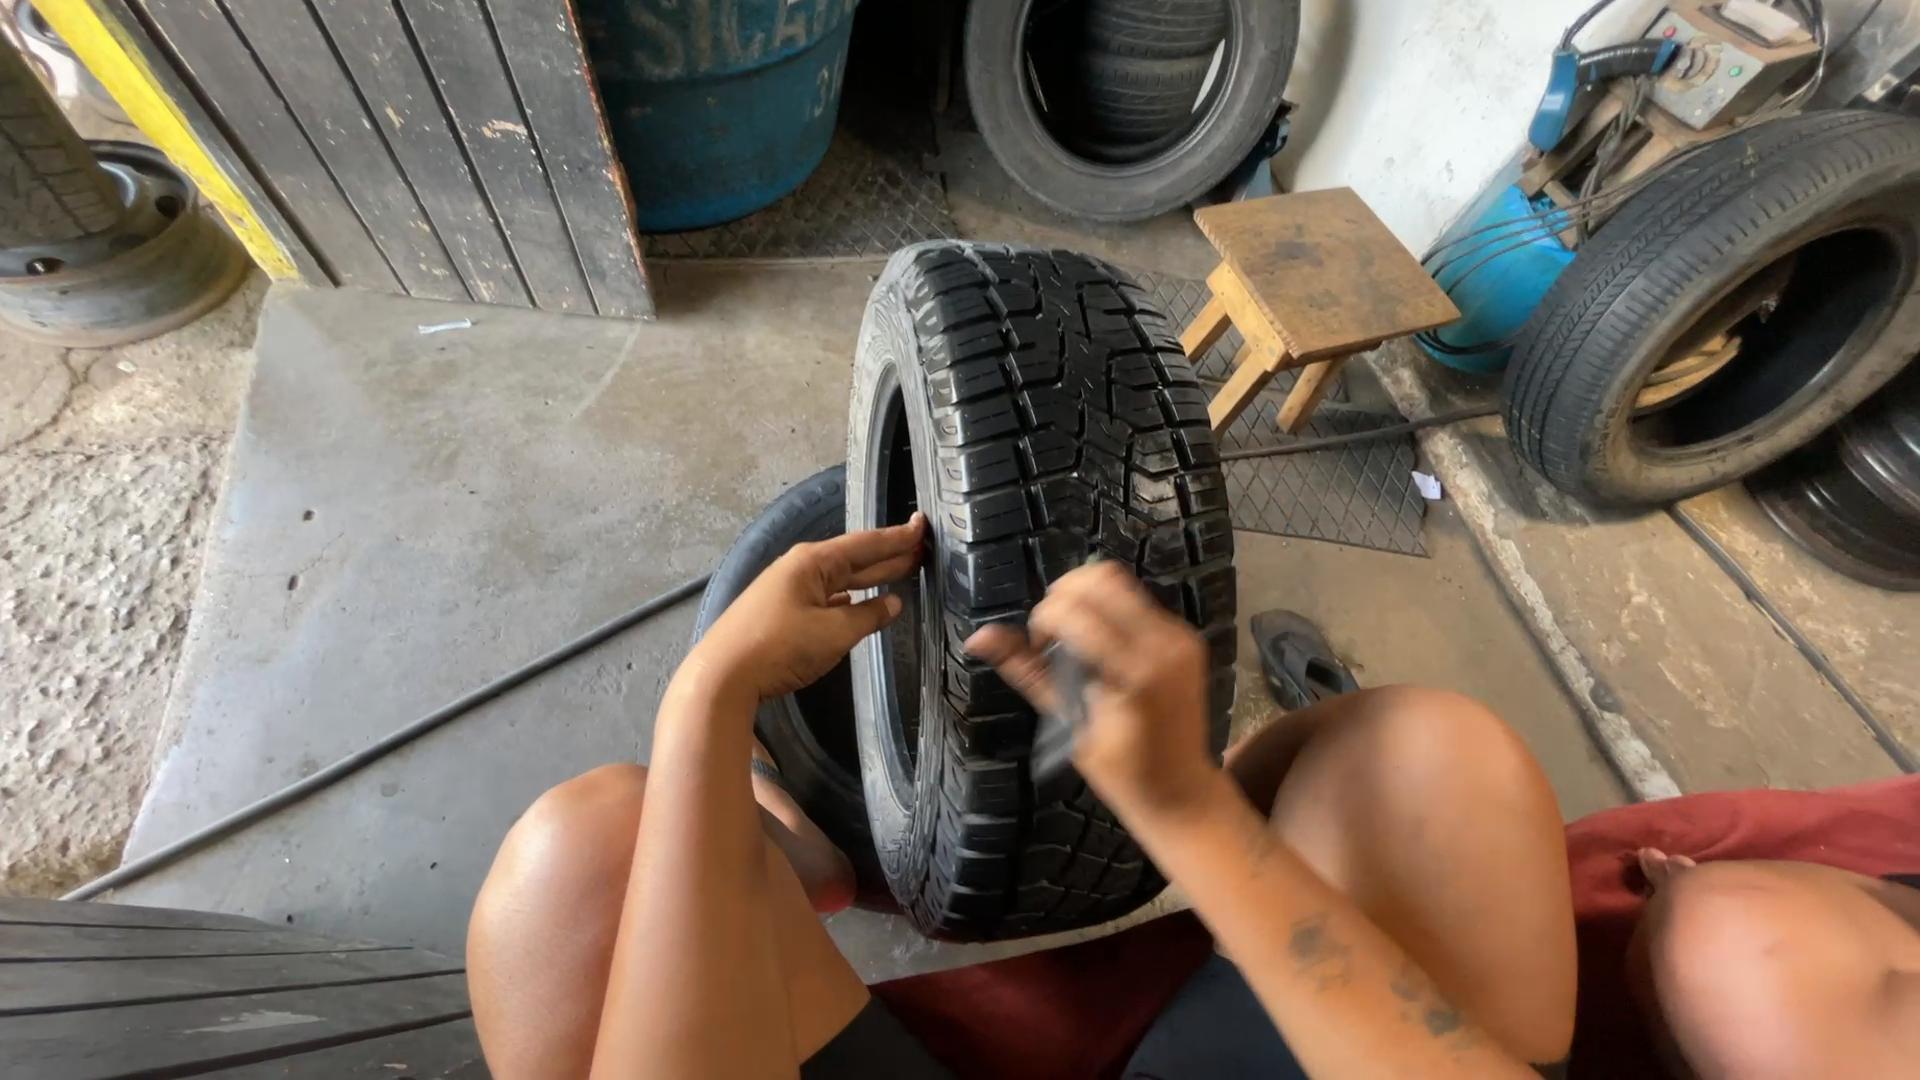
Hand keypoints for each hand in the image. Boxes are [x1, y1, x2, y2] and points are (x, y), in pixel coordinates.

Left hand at [685, 513, 925, 704]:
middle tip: (923, 548)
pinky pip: (828, 597)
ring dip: (871, 577)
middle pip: (855, 558)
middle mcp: (802, 568)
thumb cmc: (780, 646)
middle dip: (889, 555)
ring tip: (903, 570)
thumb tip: (893, 603)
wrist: (721, 677)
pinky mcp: (784, 612)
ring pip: (842, 579)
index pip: (866, 544)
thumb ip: (868, 616)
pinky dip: (852, 597)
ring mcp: (791, 590)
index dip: (897, 538)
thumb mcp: (833, 632)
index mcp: (814, 562)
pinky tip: (864, 600)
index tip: (923, 526)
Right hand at [966, 562, 1215, 814]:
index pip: (1075, 611)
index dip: (1044, 619)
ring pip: (1118, 581)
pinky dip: (1107, 609)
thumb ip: (1026, 670)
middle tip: (1054, 635)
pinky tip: (1100, 644)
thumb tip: (978, 637)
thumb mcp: (1067, 723)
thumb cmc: (1122, 771)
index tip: (1041, 646)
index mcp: (1133, 673)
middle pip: (1100, 578)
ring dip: (1084, 599)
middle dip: (1062, 597)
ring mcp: (1179, 636)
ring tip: (1075, 637)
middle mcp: (1162, 644)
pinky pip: (1137, 600)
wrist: (1182, 790)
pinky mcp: (1186, 635)